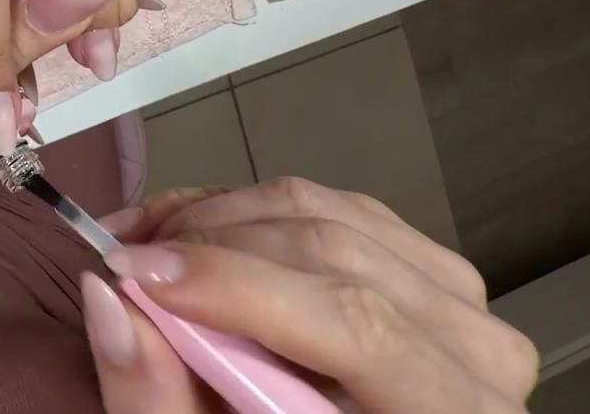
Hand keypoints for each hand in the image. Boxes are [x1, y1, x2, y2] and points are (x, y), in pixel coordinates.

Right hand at [80, 180, 538, 412]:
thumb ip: (158, 401)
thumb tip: (106, 297)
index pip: (358, 327)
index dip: (234, 285)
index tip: (131, 272)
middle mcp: (483, 358)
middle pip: (331, 253)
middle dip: (204, 244)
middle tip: (123, 261)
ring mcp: (455, 297)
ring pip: (316, 208)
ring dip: (209, 217)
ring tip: (144, 246)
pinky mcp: (415, 256)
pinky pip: (312, 196)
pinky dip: (229, 204)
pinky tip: (183, 231)